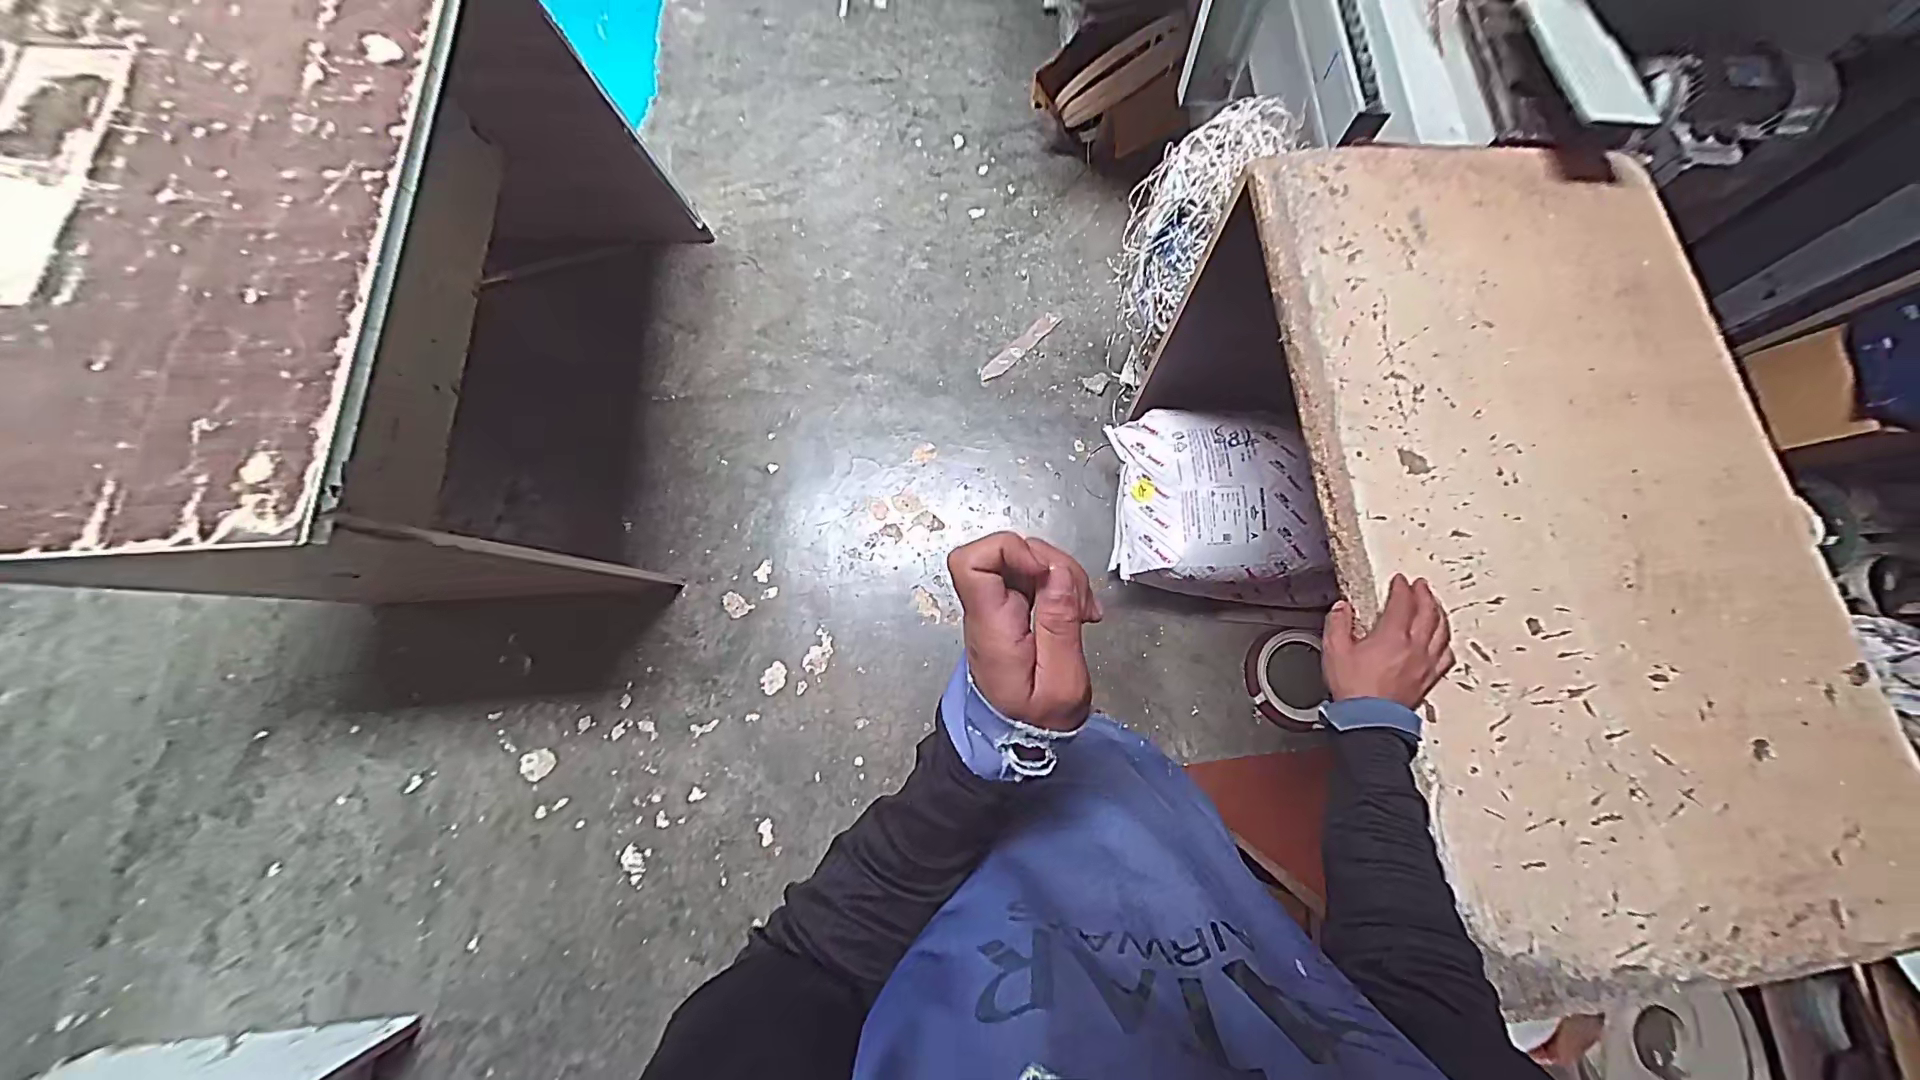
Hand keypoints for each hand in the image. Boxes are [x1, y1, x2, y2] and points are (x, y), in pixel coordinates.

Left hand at [947, 532, 1102, 731]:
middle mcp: (987, 610)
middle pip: (1006, 552)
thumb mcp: (1061, 682)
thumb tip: (1057, 571)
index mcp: (991, 625)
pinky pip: (1035, 577)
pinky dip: (1061, 586)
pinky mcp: (1012, 608)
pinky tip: (1078, 611)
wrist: (1019, 738)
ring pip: (1025, 560)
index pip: (971, 562)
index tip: (1044, 570)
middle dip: (1052, 563)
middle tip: (1079, 599)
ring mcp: (999, 606)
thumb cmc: (1035, 720)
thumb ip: (1060, 624)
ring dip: (1062, 575)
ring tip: (1083, 609)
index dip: (1008, 549)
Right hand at [1323, 573, 1453, 707]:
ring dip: (1438, 614)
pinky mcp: (1430, 677)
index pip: (1403, 604)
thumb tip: (1342, 608)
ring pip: (1442, 631)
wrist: (1370, 720)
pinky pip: (1446, 653)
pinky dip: (1444, 640)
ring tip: (1435, 606)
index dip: (1402, 589)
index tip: (1400, 581)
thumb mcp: (1334, 650)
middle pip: (1428, 613)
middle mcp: (1415, 647)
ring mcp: (1426, 663)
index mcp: (1392, 637)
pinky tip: (1442, 640)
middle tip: (1421, 586)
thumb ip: (1338, 624)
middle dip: (1425, 596)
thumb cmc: (1354, 689)